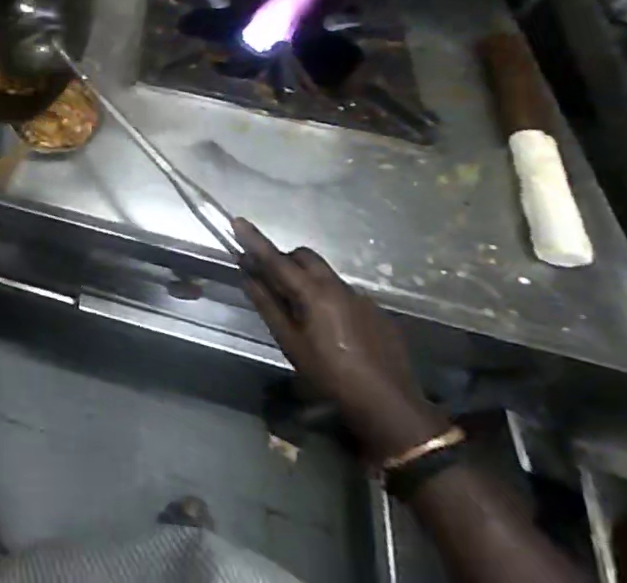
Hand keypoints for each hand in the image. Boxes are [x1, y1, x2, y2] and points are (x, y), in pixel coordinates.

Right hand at [232, 218, 448, 461]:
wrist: (388, 405)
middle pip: (305, 257)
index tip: (238, 221)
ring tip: (300, 311)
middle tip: (270, 280)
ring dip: (307, 281)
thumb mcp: (290, 343)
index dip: (255, 240)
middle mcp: (338, 286)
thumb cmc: (330, 375)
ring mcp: (362, 298)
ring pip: (326, 275)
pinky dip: (329, 299)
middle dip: (285, 260)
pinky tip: (331, 329)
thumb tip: (248, 276)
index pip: (277, 259)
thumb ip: (268, 305)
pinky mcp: (377, 312)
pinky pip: (345, 294)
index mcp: (314, 293)